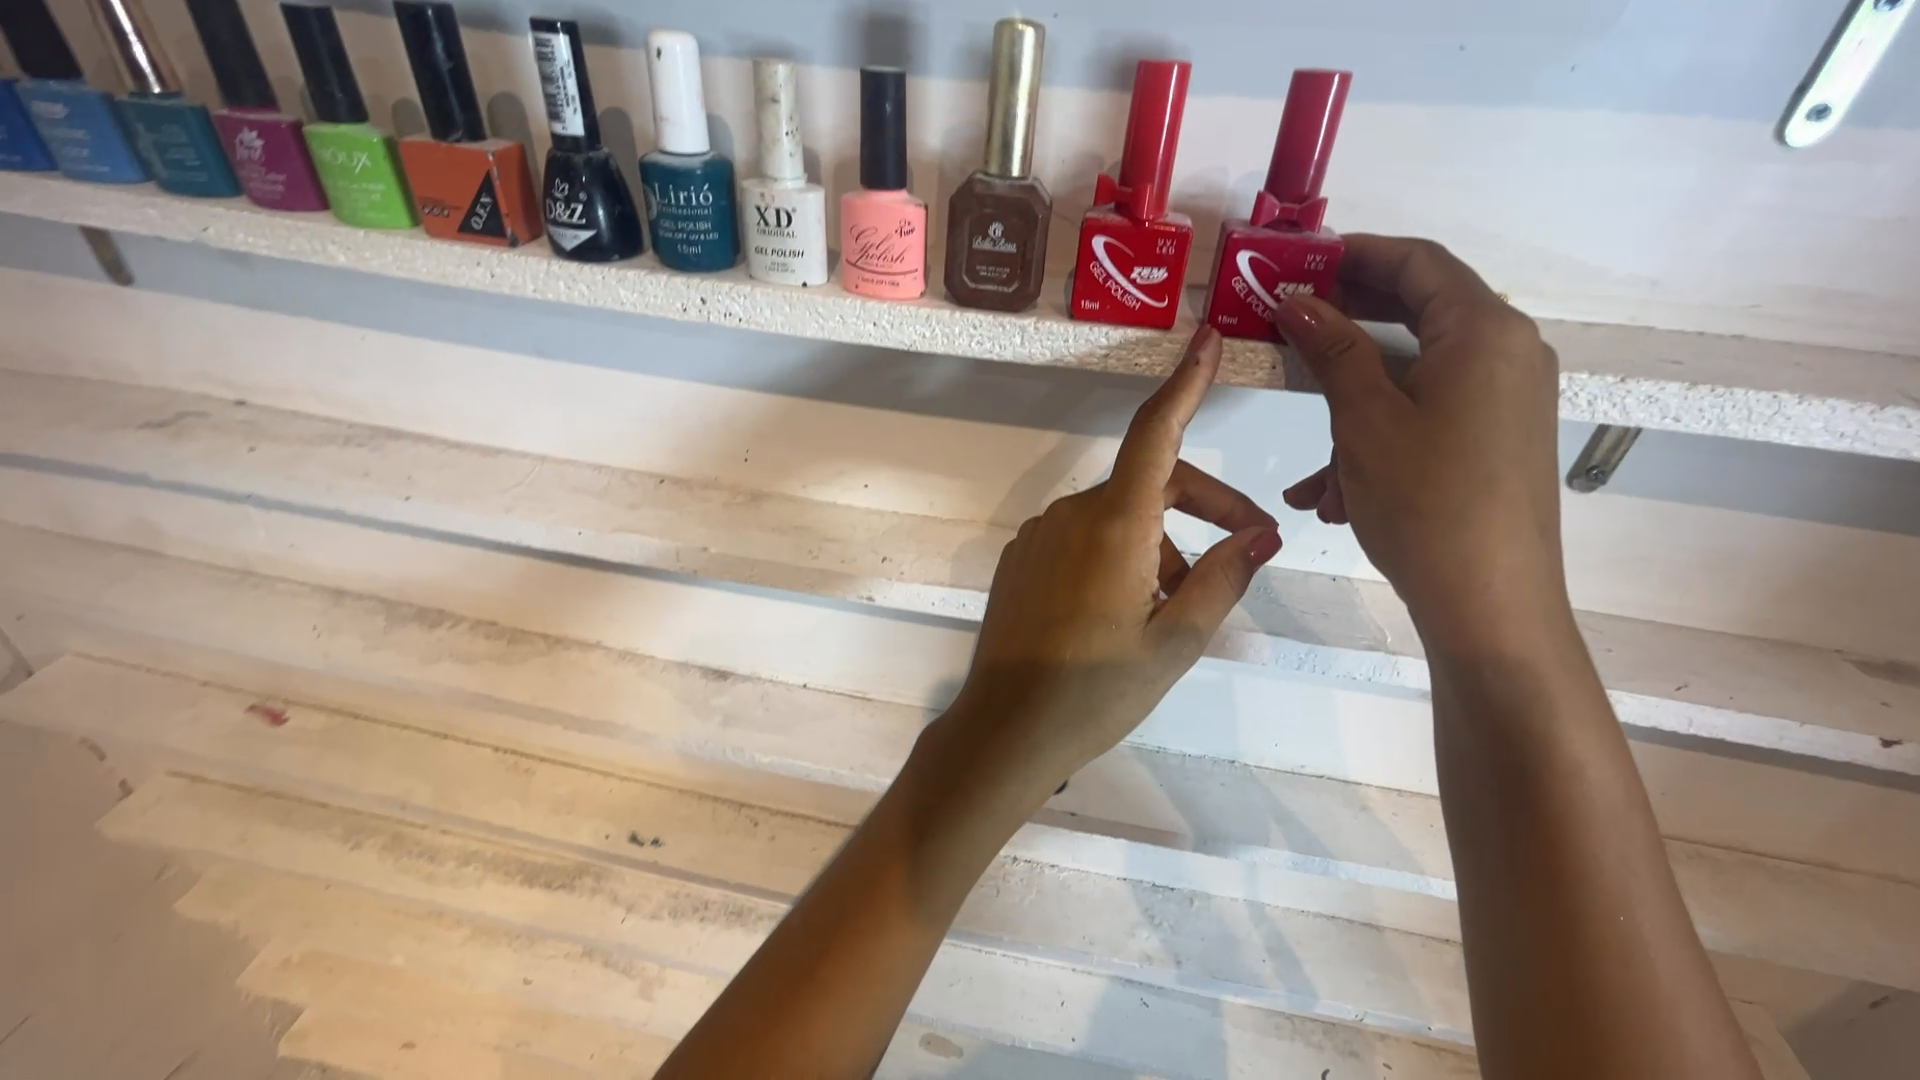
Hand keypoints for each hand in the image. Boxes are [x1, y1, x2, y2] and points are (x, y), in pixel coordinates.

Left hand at [937, 327, 1282, 806]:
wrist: (1006, 730)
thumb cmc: (1097, 691)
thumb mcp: (1175, 640)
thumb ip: (1222, 579)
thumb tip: (1262, 536)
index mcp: (1114, 524)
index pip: (1157, 434)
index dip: (1186, 384)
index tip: (1207, 340)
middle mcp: (1071, 515)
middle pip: (1151, 483)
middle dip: (1205, 504)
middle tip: (1247, 546)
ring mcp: (1040, 536)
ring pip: (1118, 517)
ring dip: (1161, 542)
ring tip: (1178, 606)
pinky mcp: (1021, 560)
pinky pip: (1083, 538)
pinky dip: (1119, 554)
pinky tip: (1128, 609)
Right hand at [1277, 235, 1569, 655]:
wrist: (1490, 603)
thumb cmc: (1425, 500)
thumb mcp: (1365, 420)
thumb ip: (1333, 349)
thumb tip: (1297, 300)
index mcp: (1485, 331)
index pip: (1419, 262)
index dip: (1357, 254)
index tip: (1300, 263)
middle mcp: (1508, 354)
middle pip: (1419, 315)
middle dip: (1348, 327)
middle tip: (1291, 329)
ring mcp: (1507, 401)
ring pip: (1415, 380)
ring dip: (1355, 409)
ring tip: (1311, 468)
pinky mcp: (1498, 442)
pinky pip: (1429, 419)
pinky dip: (1380, 442)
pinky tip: (1336, 497)